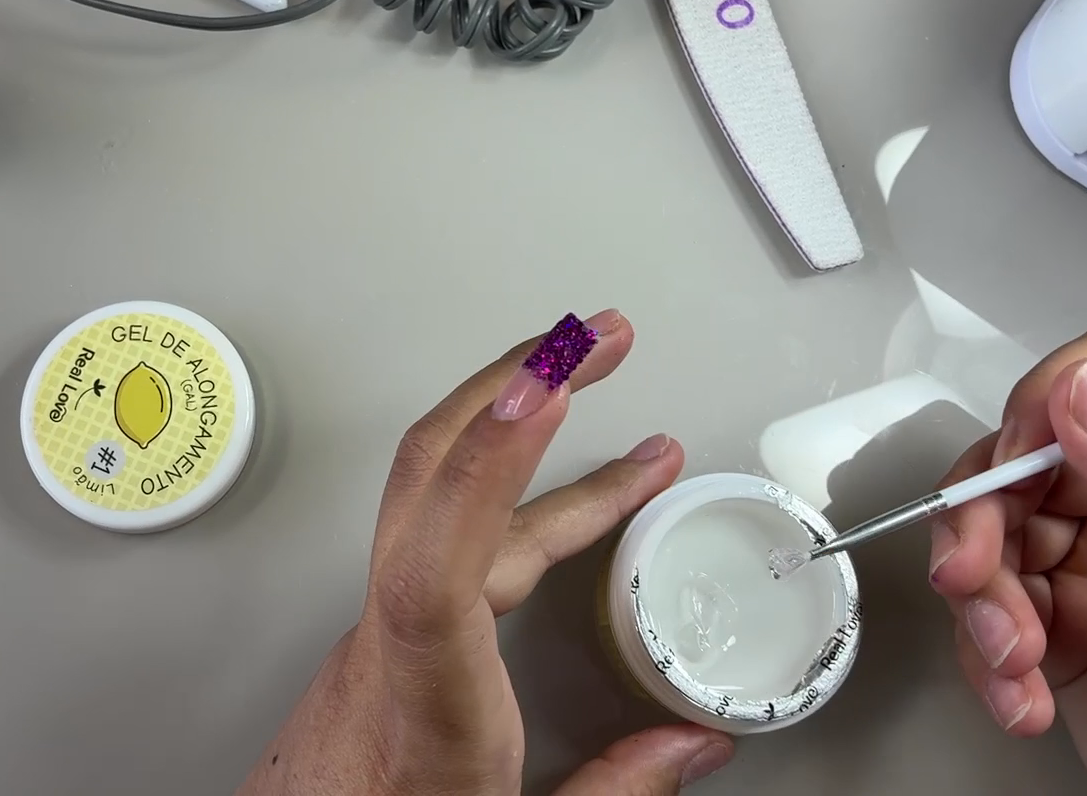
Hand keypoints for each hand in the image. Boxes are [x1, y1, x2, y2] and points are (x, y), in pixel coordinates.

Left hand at [237, 311, 734, 794]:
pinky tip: (588, 484)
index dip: (488, 467)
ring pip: (446, 472)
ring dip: (526, 413)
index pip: (438, 563)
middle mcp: (396, 622)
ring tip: (600, 373)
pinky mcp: (398, 590)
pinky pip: (462, 513)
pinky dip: (528, 483)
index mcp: (425, 694)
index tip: (541, 390)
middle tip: (596, 336)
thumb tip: (696, 739)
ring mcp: (389, 595)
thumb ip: (614, 790)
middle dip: (519, 383)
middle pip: (434, 468)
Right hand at [929, 317, 1086, 794]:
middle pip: (1024, 455)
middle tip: (979, 572)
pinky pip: (975, 592)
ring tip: (1010, 653)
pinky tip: (1020, 687)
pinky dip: (979, 642)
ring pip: (983, 523)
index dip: (1060, 393)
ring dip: (977, 592)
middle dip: (983, 518)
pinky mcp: (1046, 610)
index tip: (1023, 454)